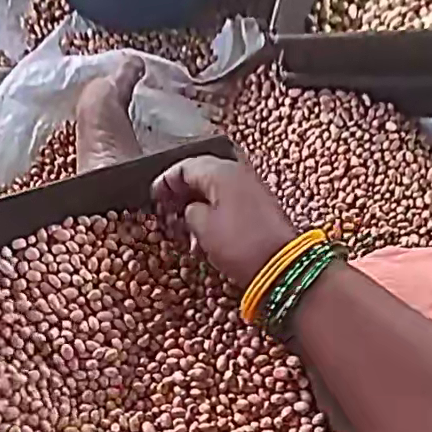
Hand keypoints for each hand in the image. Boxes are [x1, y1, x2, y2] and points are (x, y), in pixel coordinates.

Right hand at [150, 156, 299, 285]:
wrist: (278, 265)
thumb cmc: (238, 244)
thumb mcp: (202, 228)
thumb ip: (189, 212)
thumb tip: (190, 209)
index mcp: (221, 171)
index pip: (185, 166)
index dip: (166, 181)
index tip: (153, 196)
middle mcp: (237, 173)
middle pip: (202, 175)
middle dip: (181, 192)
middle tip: (165, 210)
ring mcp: (250, 189)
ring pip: (215, 190)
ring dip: (196, 205)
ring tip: (182, 228)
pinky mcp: (258, 208)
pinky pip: (228, 203)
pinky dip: (212, 214)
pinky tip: (203, 234)